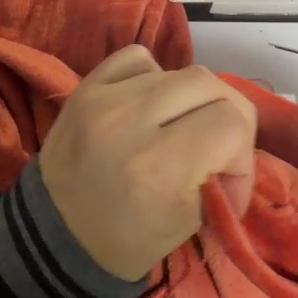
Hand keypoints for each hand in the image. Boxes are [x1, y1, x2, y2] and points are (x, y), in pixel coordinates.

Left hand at [39, 46, 257, 281]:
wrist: (55, 233)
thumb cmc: (126, 240)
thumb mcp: (189, 224)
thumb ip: (221, 176)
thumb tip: (237, 146)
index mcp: (157, 167)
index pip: (231, 122)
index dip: (241, 155)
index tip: (228, 183)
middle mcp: (128, 122)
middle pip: (209, 84)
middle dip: (226, 117)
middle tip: (216, 150)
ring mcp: (102, 98)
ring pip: (178, 71)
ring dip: (192, 101)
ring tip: (181, 131)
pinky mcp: (85, 85)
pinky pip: (139, 58)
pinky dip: (155, 77)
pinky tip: (149, 107)